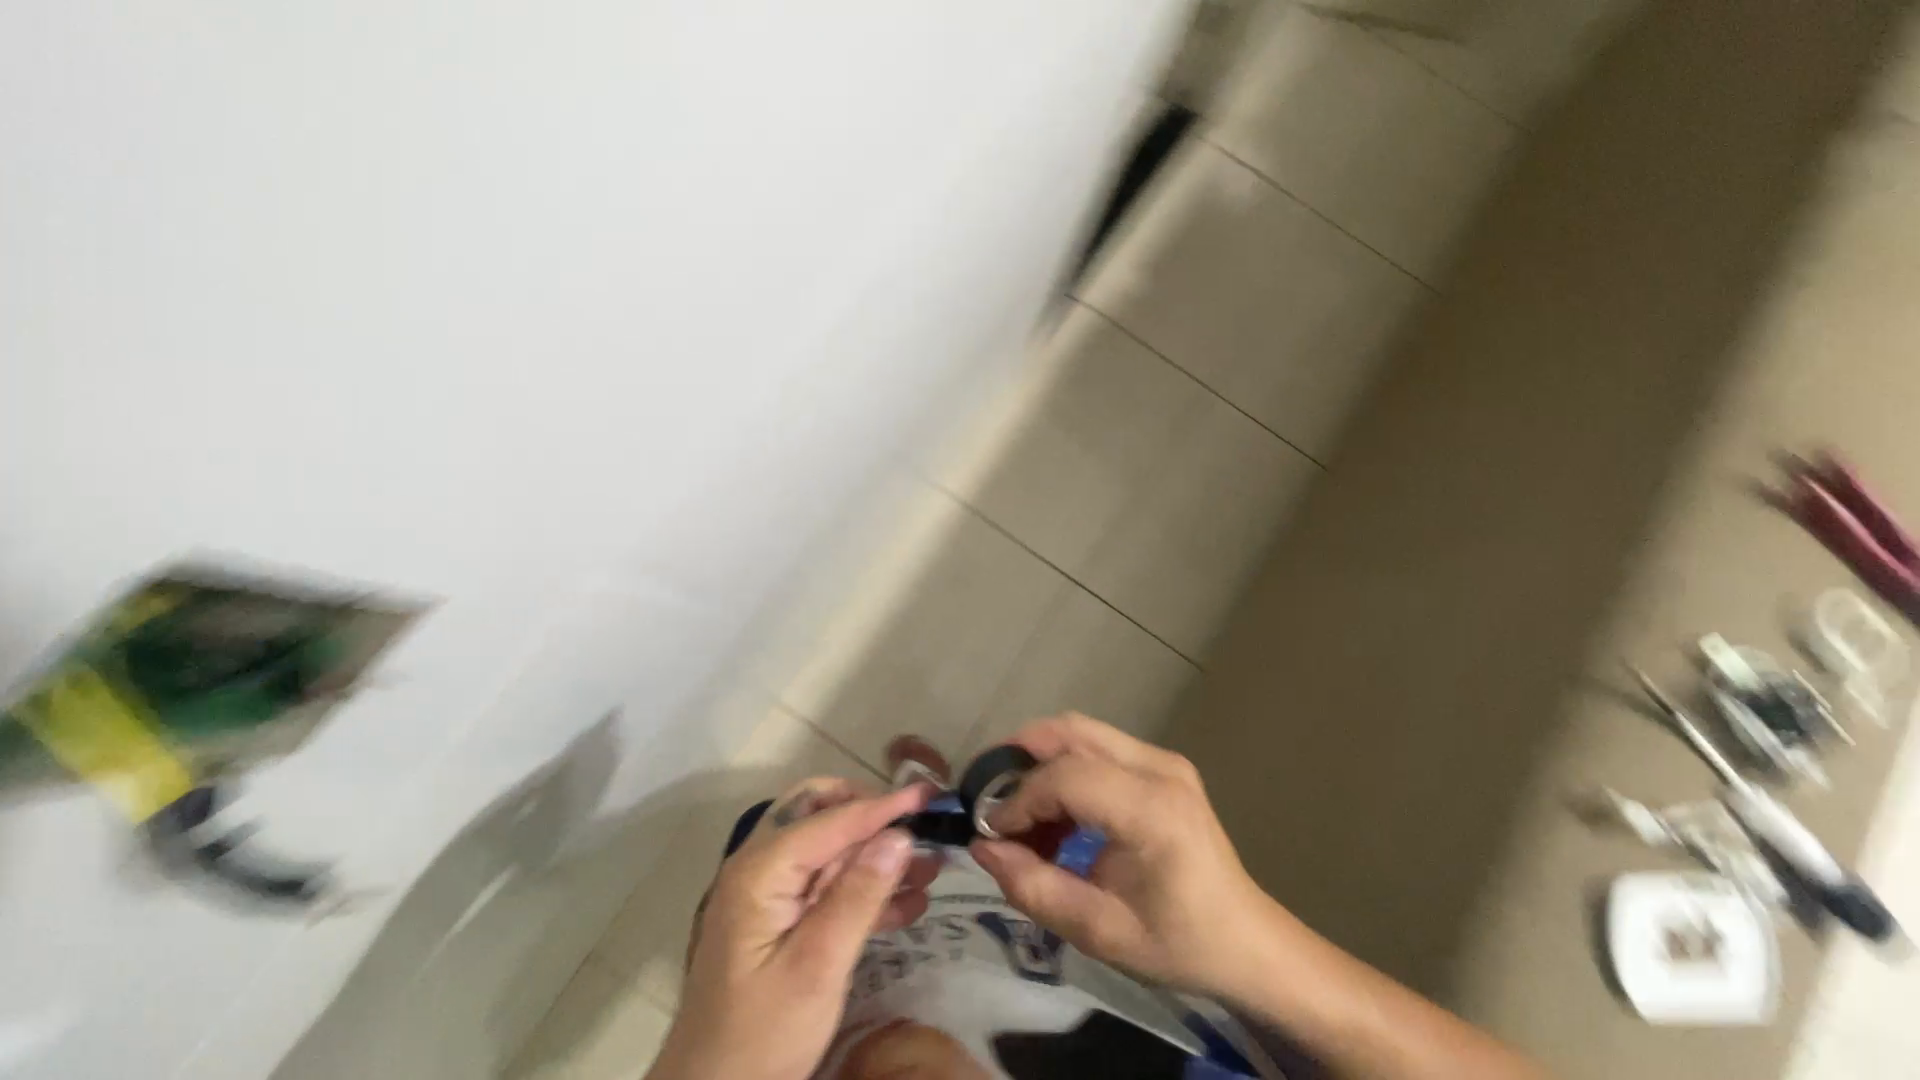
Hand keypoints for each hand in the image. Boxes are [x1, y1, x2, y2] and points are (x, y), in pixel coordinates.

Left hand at [650, 779, 934, 1079]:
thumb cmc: (762, 1034)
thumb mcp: (818, 967)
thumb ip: (858, 897)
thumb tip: (898, 836)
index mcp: (761, 871)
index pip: (831, 819)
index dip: (883, 805)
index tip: (930, 794)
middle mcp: (760, 868)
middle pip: (818, 813)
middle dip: (871, 814)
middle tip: (919, 826)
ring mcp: (768, 895)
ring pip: (828, 849)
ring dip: (875, 853)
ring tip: (929, 868)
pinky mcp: (779, 921)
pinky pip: (825, 886)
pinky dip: (864, 887)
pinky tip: (907, 904)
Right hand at [968, 713, 1275, 1000]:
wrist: (1246, 942)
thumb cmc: (1178, 942)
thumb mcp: (1100, 931)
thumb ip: (1035, 887)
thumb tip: (982, 848)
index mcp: (1152, 810)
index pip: (1066, 775)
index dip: (1018, 799)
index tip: (992, 834)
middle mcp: (1159, 768)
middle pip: (1069, 732)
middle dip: (1019, 760)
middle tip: (990, 802)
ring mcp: (1163, 761)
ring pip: (1079, 733)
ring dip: (1039, 765)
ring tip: (1022, 819)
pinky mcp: (1161, 766)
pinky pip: (1096, 749)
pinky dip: (1063, 772)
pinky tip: (1055, 820)